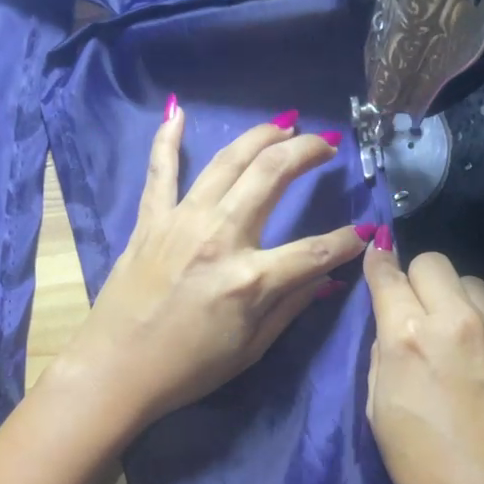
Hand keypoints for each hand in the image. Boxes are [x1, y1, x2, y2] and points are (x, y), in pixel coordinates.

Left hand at [45, 99, 368, 426]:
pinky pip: (161, 171)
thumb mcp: (249, 350)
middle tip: (326, 145)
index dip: (347, 241)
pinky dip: (167, 139)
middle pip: (273, 175)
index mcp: (251, 279)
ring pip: (228, 161)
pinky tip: (177, 112)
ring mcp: (182, 222)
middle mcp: (220, 237)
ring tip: (285, 125)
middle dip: (307, 152)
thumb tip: (326, 280)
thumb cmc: (187, 371)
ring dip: (261, 135)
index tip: (366, 231)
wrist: (117, 371)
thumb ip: (289, 308)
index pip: (315, 250)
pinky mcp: (150, 221)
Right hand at [363, 247, 483, 483]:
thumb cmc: (422, 468)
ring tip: (446, 334)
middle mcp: (455, 318)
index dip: (377, 266)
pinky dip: (477, 320)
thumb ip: (382, 357)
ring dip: (451, 296)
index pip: (389, 274)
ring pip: (469, 280)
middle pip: (433, 262)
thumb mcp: (378, 412)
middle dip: (415, 278)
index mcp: (409, 337)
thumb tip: (390, 327)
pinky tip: (474, 358)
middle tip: (410, 311)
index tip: (374, 263)